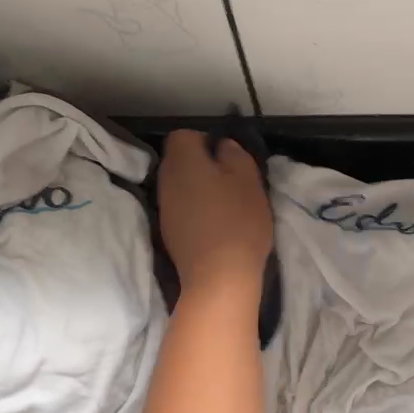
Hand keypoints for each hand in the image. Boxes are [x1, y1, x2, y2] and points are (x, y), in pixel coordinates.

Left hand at [158, 129, 272, 295]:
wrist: (219, 277)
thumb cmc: (237, 223)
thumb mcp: (249, 182)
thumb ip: (235, 155)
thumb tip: (223, 146)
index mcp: (183, 160)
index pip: (185, 135)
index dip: (207, 143)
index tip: (229, 161)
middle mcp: (165, 178)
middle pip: (180, 162)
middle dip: (203, 168)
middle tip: (232, 185)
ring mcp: (164, 208)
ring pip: (181, 187)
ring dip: (200, 192)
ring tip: (226, 209)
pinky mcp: (168, 233)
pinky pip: (183, 211)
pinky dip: (197, 214)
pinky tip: (216, 229)